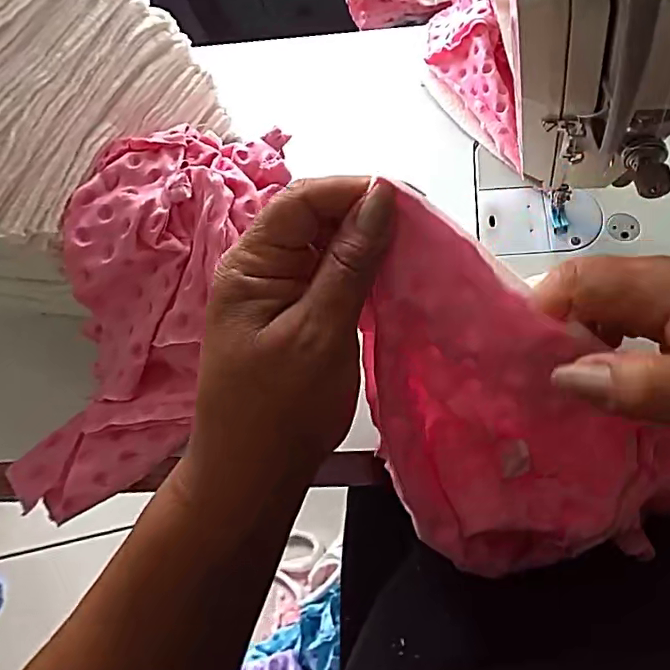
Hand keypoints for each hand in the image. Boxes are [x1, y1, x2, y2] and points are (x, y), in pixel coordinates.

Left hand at [185, 177, 395, 499]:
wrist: (254, 479)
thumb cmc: (277, 414)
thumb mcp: (319, 332)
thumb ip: (351, 262)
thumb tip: (381, 198)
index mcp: (252, 264)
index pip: (303, 200)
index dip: (353, 190)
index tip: (405, 200)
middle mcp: (264, 266)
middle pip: (318, 214)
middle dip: (366, 213)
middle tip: (418, 226)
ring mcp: (283, 287)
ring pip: (332, 240)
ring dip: (371, 240)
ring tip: (413, 246)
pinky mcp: (303, 308)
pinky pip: (338, 270)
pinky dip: (367, 267)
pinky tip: (394, 273)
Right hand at [533, 255, 669, 461]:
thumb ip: (639, 385)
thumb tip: (564, 374)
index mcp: (661, 287)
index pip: (575, 280)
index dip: (538, 313)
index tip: (520, 361)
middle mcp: (653, 277)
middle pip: (574, 284)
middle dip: (545, 325)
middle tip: (527, 376)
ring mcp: (658, 292)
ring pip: (586, 299)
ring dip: (564, 336)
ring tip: (552, 381)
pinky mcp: (662, 312)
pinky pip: (605, 316)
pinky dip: (587, 342)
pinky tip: (591, 378)